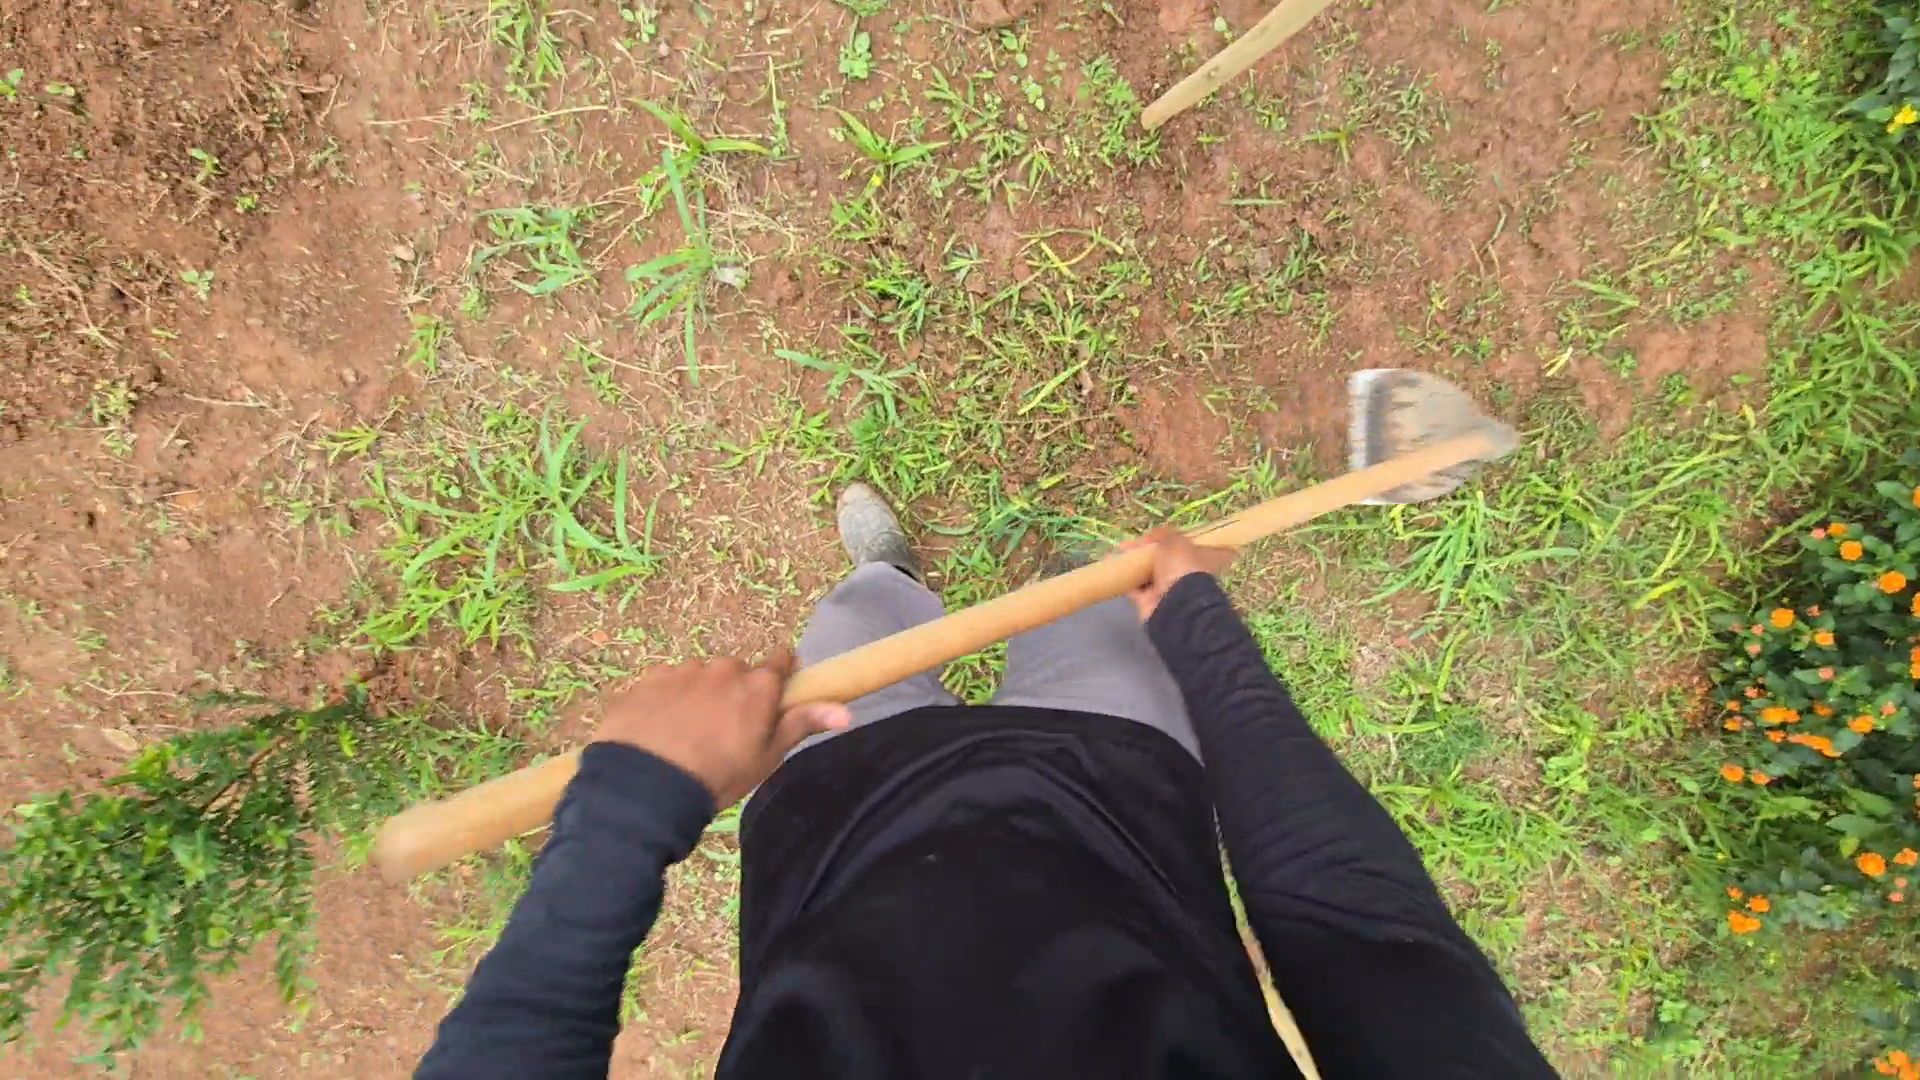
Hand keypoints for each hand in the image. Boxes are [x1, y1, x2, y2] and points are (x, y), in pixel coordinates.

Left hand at [591, 650, 849, 807]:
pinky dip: (667, 699)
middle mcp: (724, 668)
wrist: (643, 789)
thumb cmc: (716, 776)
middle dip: (734, 691)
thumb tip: (847, 711)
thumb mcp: (766, 757)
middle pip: (737, 671)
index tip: (772, 696)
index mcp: (757, 686)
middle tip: (724, 729)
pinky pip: (667, 682)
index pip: (781, 661)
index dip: (779, 675)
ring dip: (700, 694)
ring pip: (700, 676)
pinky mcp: (649, 679)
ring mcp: (684, 671)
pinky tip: (659, 729)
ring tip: (686, 733)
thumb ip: (802, 724)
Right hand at [1121, 526, 1237, 620]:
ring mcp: (1165, 590)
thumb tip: (1153, 533)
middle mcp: (1181, 574)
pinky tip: (1112, 569)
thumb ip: (1164, 535)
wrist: (1176, 604)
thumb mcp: (1175, 543)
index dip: (1162, 540)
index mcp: (1195, 559)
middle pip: (1159, 560)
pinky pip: (1134, 588)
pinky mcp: (1149, 602)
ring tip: (1116, 554)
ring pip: (1146, 573)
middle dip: (1143, 551)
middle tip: (1127, 544)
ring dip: (1132, 564)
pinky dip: (1124, 580)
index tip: (1148, 536)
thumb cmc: (1180, 567)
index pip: (1178, 546)